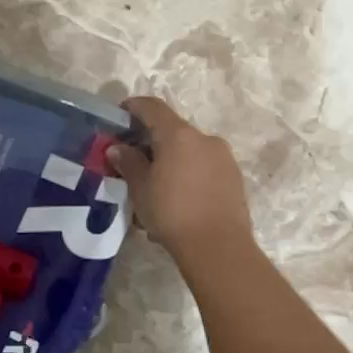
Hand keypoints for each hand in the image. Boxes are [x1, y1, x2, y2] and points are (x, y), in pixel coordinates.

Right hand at [107, 97, 255, 275]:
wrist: (218, 246)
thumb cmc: (171, 212)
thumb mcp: (140, 188)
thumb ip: (128, 163)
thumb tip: (118, 148)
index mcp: (179, 135)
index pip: (152, 108)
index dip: (133, 107)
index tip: (118, 116)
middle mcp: (204, 139)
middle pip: (172, 131)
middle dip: (150, 143)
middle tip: (131, 162)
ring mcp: (223, 158)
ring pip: (188, 152)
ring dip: (169, 162)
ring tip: (152, 189)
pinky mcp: (233, 178)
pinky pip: (202, 169)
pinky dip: (185, 176)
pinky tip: (174, 202)